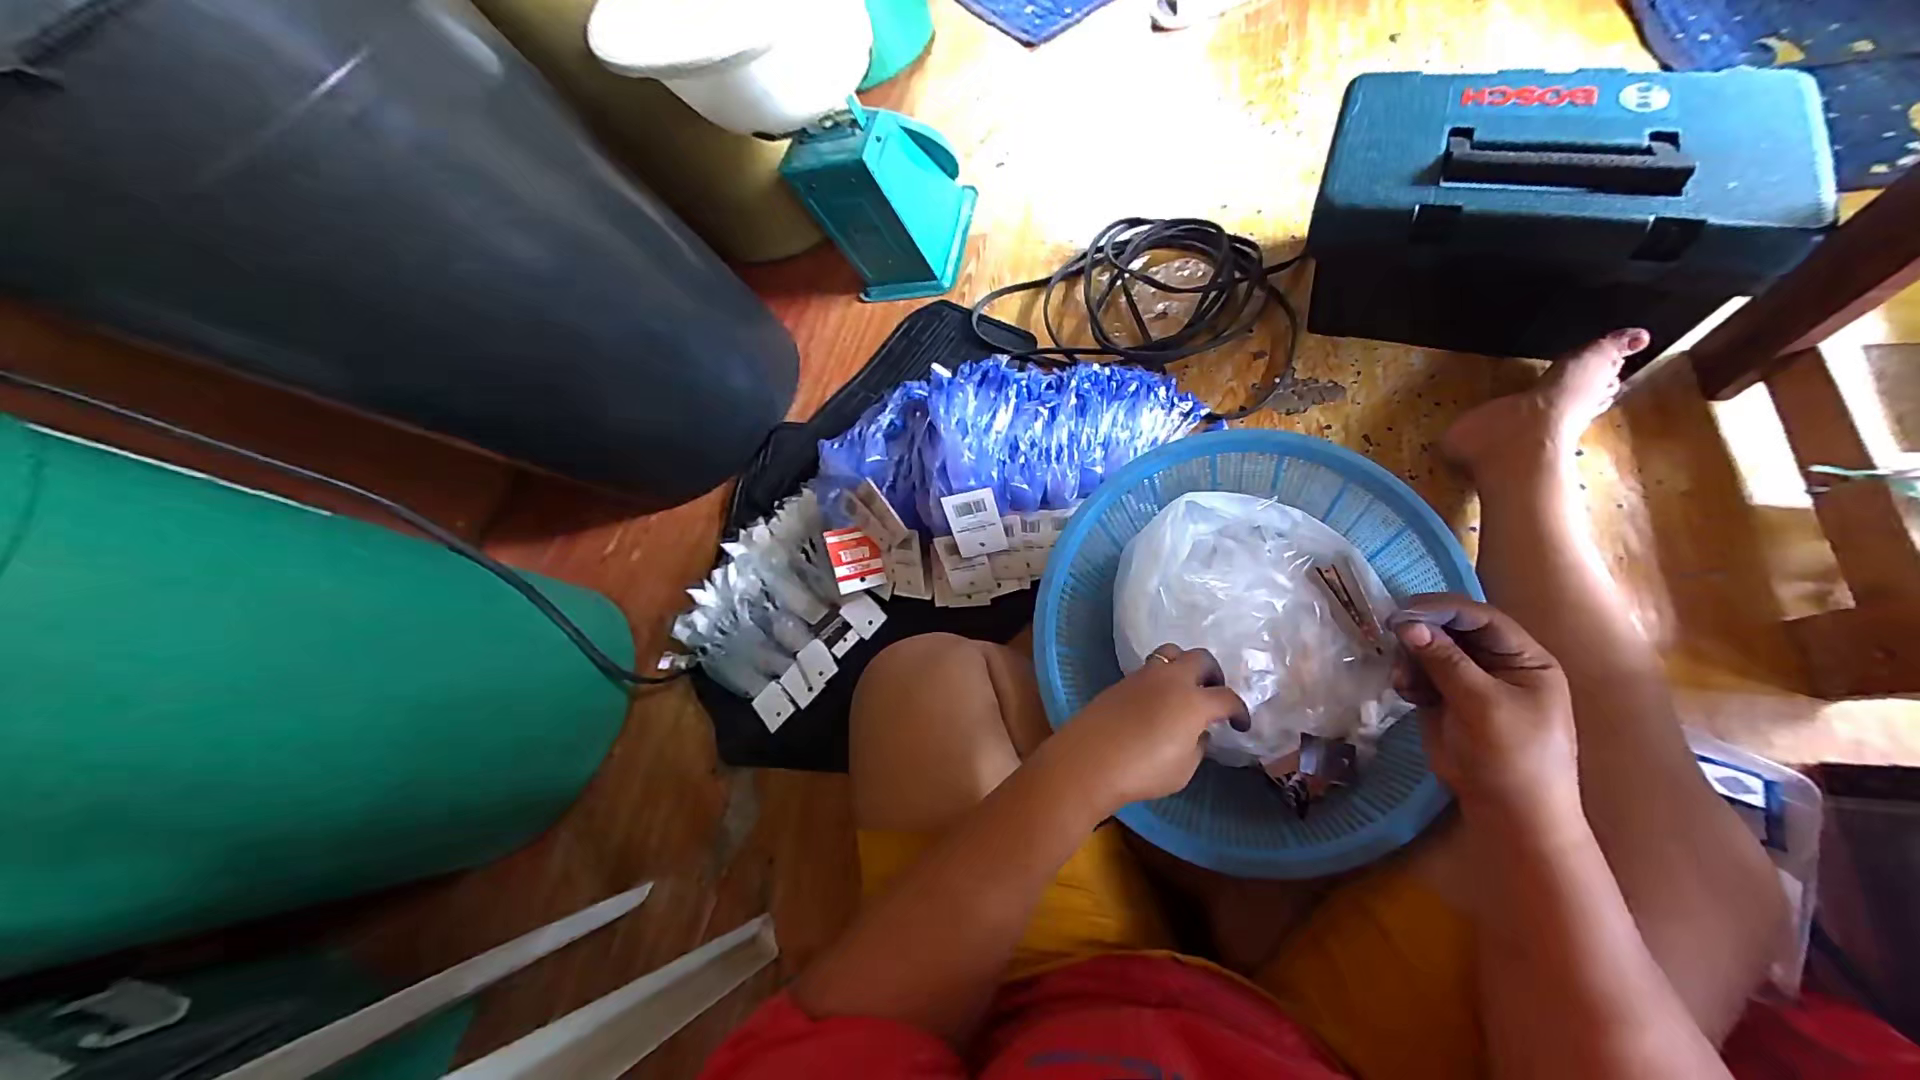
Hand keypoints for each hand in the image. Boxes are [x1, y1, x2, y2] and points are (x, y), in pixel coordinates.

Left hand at [1040, 645, 1250, 815]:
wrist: (1088, 760)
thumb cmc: (1142, 770)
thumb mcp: (1183, 769)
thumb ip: (1197, 746)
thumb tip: (1199, 732)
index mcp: (1194, 701)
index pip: (1227, 697)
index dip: (1239, 710)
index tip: (1240, 724)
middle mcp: (1171, 680)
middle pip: (1200, 658)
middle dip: (1213, 674)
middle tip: (1213, 694)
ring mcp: (1142, 676)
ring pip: (1170, 653)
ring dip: (1184, 666)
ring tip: (1183, 690)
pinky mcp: (1120, 682)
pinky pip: (1148, 669)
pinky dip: (1160, 678)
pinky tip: (1156, 700)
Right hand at [1389, 595, 1579, 819]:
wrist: (1509, 811)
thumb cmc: (1512, 756)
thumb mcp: (1482, 704)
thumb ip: (1445, 661)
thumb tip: (1406, 624)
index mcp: (1524, 658)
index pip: (1481, 618)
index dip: (1441, 610)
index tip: (1402, 614)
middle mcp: (1497, 663)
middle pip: (1452, 630)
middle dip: (1421, 634)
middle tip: (1390, 637)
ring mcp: (1470, 681)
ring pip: (1430, 650)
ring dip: (1411, 659)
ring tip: (1403, 682)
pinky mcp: (1446, 698)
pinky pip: (1419, 673)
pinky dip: (1408, 677)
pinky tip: (1405, 693)